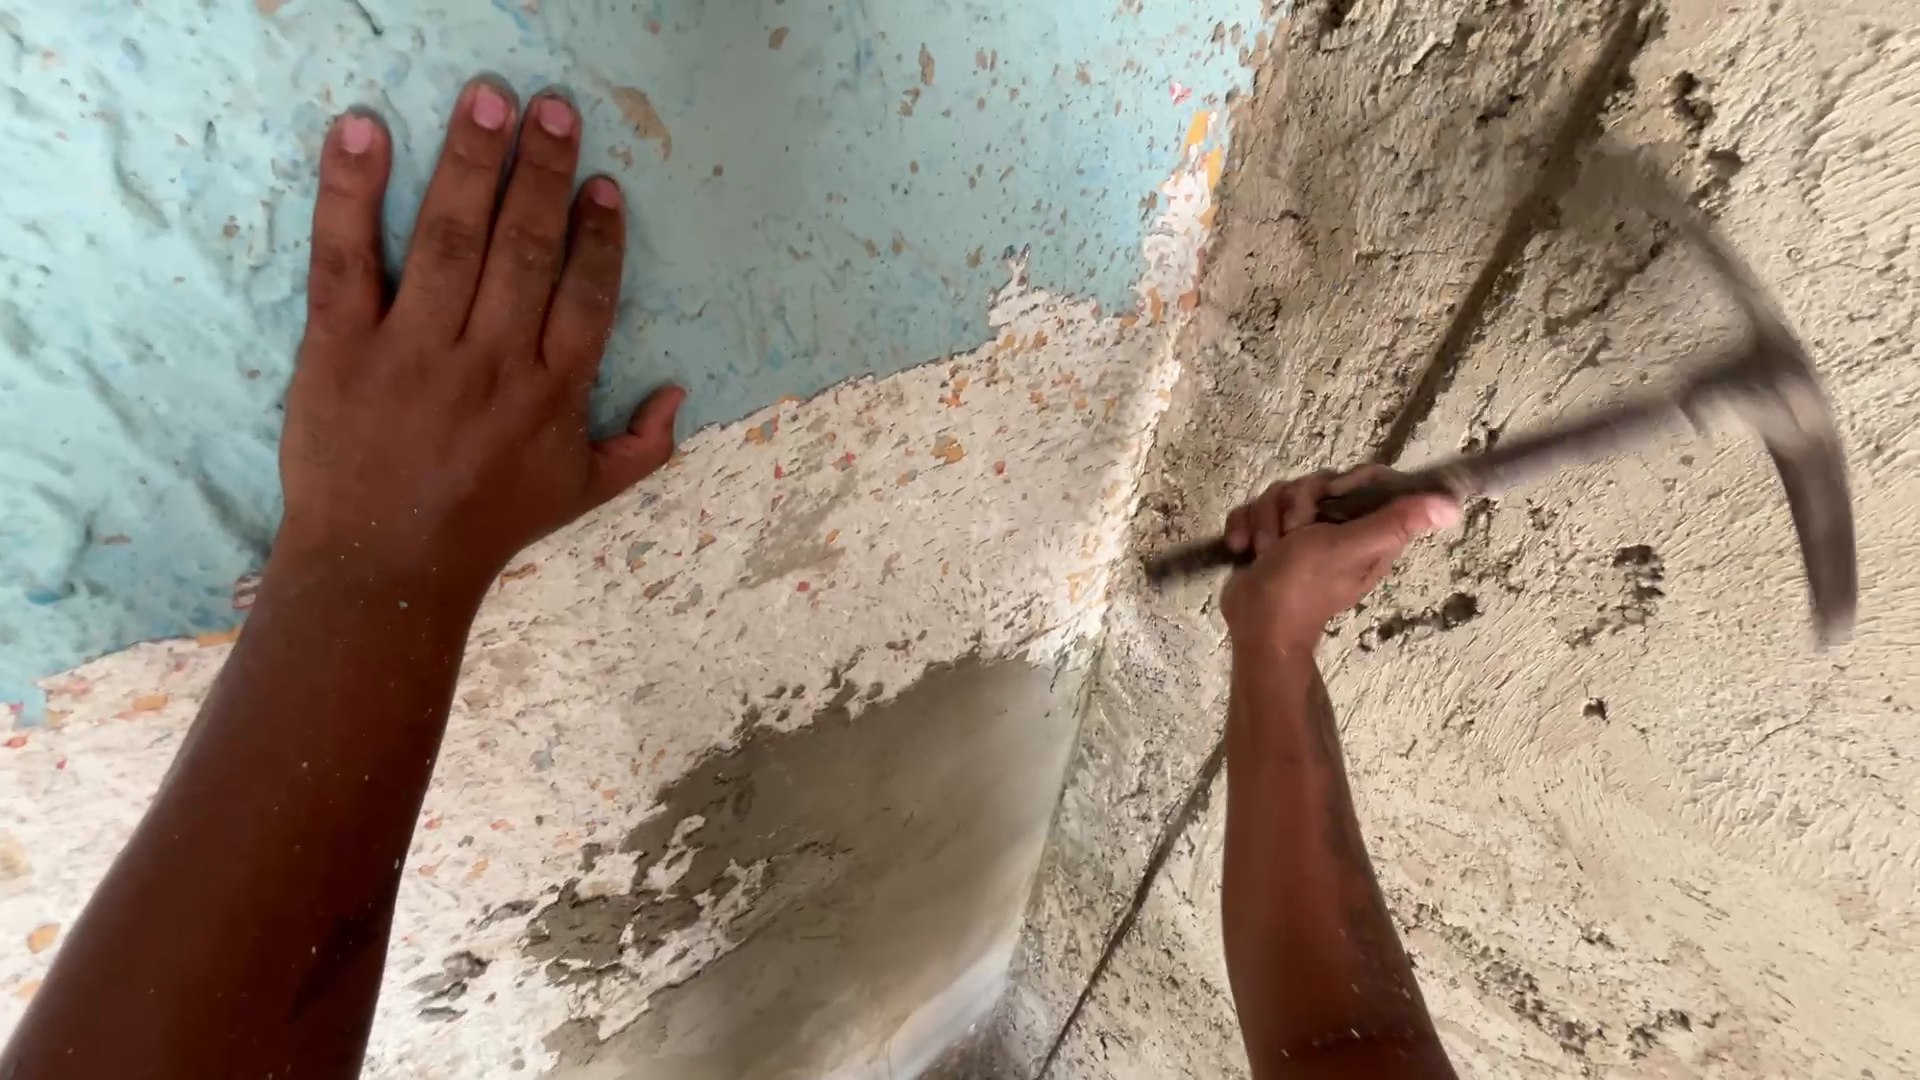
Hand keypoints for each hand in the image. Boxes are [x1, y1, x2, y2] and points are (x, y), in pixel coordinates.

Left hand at [275, 80, 683, 597]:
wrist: (390, 559)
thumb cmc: (497, 520)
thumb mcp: (590, 492)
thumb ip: (647, 447)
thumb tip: (680, 394)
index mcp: (554, 394)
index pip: (586, 297)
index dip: (599, 238)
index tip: (604, 186)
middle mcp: (492, 361)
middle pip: (526, 250)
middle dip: (543, 173)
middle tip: (553, 106)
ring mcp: (413, 349)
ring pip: (448, 239)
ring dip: (470, 163)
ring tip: (487, 100)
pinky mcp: (337, 345)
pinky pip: (343, 259)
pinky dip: (349, 193)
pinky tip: (363, 131)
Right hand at [1219, 465, 1459, 655]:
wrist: (1254, 623)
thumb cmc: (1302, 587)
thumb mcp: (1349, 549)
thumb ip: (1394, 523)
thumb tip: (1452, 507)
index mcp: (1369, 531)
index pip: (1368, 481)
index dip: (1344, 480)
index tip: (1328, 493)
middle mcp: (1338, 529)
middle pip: (1315, 483)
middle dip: (1293, 504)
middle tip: (1291, 532)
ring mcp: (1299, 535)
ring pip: (1279, 496)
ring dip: (1264, 521)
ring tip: (1264, 550)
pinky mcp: (1268, 539)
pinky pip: (1252, 512)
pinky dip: (1243, 529)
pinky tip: (1243, 549)